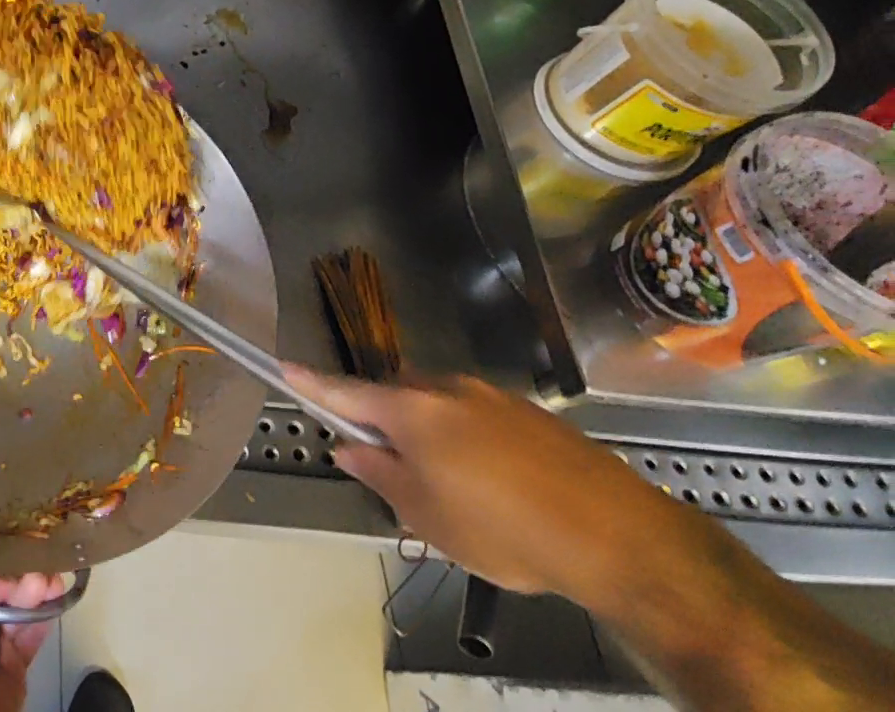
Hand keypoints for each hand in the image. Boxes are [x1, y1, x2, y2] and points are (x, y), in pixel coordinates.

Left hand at [0, 567, 65, 711]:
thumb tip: (14, 577)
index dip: (2, 553)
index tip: (24, 540)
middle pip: (6, 583)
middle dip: (25, 572)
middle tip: (42, 568)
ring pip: (23, 604)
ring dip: (39, 590)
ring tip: (53, 581)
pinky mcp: (17, 659)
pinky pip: (35, 630)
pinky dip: (47, 614)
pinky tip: (57, 598)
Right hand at [285, 367, 686, 603]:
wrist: (623, 541)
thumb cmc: (504, 531)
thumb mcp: (425, 515)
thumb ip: (379, 475)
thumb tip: (351, 448)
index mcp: (414, 412)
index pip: (346, 392)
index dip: (311, 383)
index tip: (283, 367)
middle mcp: (451, 392)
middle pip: (395, 395)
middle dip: (384, 420)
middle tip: (391, 468)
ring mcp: (496, 399)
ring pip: (440, 407)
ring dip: (429, 433)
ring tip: (450, 488)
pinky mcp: (534, 416)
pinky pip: (478, 418)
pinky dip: (468, 440)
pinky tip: (493, 487)